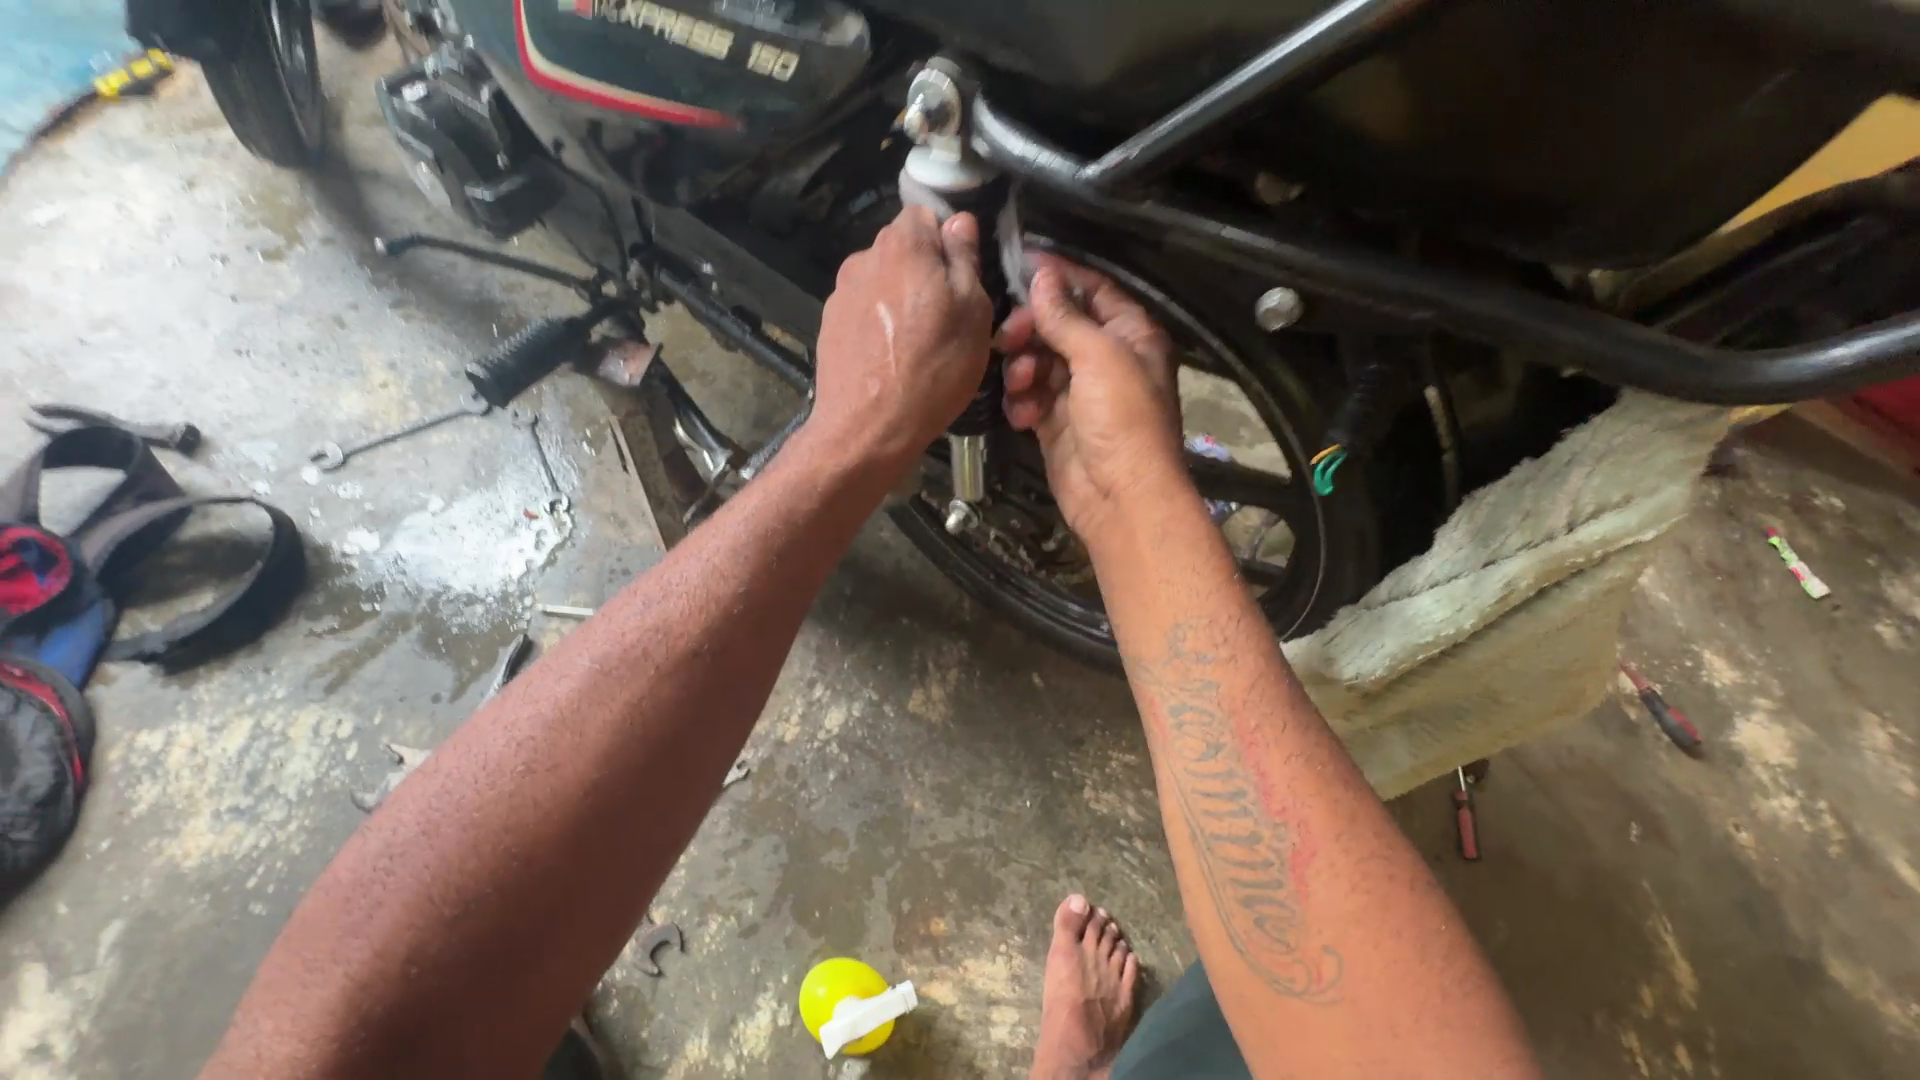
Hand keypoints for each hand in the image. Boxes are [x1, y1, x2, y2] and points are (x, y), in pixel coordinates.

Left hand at [809, 207, 992, 477]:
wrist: (867, 428)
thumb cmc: (932, 369)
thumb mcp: (973, 313)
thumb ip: (965, 260)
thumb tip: (960, 222)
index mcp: (903, 244)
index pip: (926, 214)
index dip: (948, 244)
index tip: (962, 281)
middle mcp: (864, 257)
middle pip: (903, 249)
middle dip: (925, 273)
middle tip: (947, 318)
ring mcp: (841, 293)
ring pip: (883, 281)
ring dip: (901, 301)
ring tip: (917, 345)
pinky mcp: (829, 325)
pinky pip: (865, 311)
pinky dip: (880, 326)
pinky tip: (891, 359)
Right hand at [1000, 255, 1184, 538]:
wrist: (1120, 497)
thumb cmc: (1122, 420)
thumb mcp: (1099, 357)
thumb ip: (1066, 315)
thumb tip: (1042, 275)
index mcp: (1131, 334)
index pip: (1093, 290)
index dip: (1059, 276)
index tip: (1020, 265)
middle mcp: (1107, 358)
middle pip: (1058, 325)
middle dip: (1030, 330)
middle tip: (1007, 338)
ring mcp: (1080, 392)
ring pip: (1039, 361)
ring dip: (1023, 369)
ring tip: (1021, 385)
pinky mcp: (1057, 422)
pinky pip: (1030, 397)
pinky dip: (1022, 402)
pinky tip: (1023, 416)